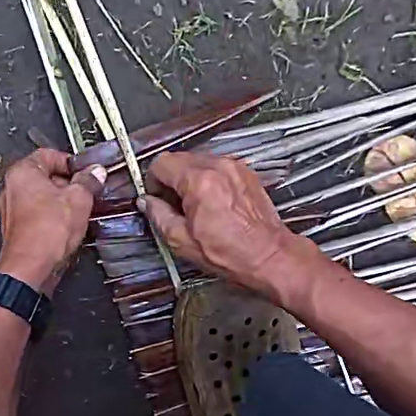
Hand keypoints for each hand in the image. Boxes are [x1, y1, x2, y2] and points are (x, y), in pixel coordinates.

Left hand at [0, 149, 105, 294]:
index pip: (50, 154)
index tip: (88, 171)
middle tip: (88, 191)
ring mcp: (15, 210)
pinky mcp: (20, 229)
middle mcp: (14, 188)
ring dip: (65, 203)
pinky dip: (56, 219)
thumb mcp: (79, 199)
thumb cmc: (44, 234)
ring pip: (45, 198)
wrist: (31, 268)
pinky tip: (70, 227)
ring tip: (81, 211)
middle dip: (71, 184)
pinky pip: (42, 216)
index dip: (72, 162)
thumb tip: (95, 173)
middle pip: (48, 176)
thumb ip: (88, 181)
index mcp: (23, 172)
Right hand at [139, 152, 322, 300]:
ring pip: (199, 162)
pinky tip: (214, 204)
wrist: (268, 255)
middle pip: (180, 159)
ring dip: (191, 180)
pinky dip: (210, 181)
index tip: (156, 196)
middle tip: (174, 205)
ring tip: (196, 208)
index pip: (161, 163)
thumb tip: (147, 203)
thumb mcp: (182, 241)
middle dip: (172, 180)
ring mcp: (234, 168)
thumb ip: (159, 216)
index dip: (153, 181)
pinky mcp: (246, 173)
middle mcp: (218, 167)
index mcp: (199, 181)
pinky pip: (218, 168)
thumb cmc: (232, 253)